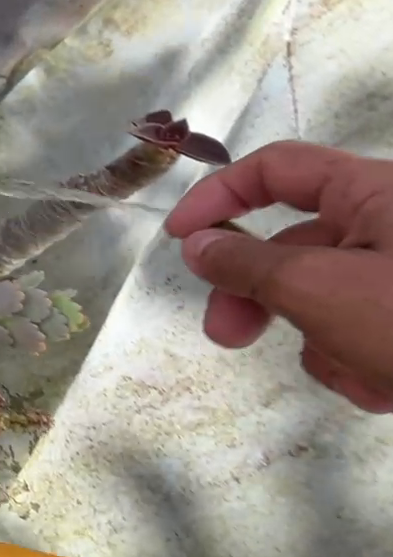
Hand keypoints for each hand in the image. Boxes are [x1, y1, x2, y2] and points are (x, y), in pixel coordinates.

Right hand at [164, 140, 392, 411]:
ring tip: (346, 378)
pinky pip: (380, 321)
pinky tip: (384, 388)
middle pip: (298, 243)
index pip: (276, 169)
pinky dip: (366, 355)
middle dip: (256, 293)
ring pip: (335, 291)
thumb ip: (243, 262)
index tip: (183, 241)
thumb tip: (200, 245)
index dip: (216, 197)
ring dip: (318, 337)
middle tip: (225, 335)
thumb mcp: (318, 289)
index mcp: (383, 195)